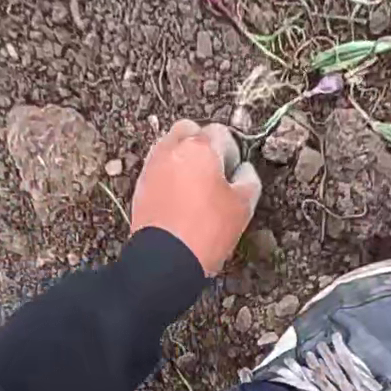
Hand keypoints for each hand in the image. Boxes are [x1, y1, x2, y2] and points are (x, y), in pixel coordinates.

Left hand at [131, 120, 261, 275]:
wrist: (166, 259)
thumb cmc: (208, 230)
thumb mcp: (243, 207)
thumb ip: (249, 180)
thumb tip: (243, 170)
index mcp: (200, 148)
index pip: (222, 133)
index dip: (233, 153)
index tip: (235, 176)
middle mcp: (172, 148)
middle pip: (190, 131)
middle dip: (203, 146)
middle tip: (215, 175)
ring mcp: (153, 166)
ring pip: (171, 148)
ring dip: (185, 160)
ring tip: (197, 190)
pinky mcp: (141, 185)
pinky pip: (160, 169)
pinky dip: (171, 177)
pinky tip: (181, 201)